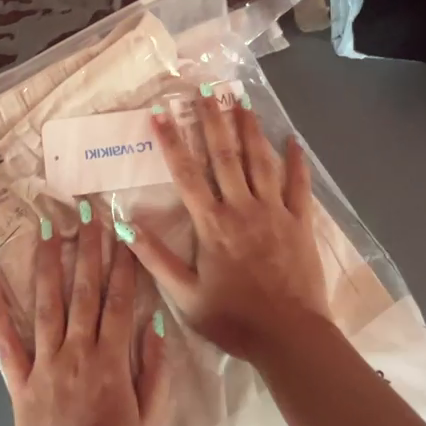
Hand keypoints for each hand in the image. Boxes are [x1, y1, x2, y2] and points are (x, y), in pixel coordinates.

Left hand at [0, 204, 169, 425]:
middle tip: (87, 209)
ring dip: (47, 262)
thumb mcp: (151, 423)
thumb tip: (157, 324)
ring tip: (47, 226)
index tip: (123, 228)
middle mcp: (77, 351)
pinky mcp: (19, 382)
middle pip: (84, 290)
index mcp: (112, 361)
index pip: (120, 300)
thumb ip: (156, 372)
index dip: (123, 262)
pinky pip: (6, 342)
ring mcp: (45, 363)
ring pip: (46, 304)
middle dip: (88, 246)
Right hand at [126, 91, 329, 361]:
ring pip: (260, 161)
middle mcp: (242, 208)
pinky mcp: (300, 222)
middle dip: (214, 119)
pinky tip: (293, 140)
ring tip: (241, 101)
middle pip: (225, 155)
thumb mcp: (185, 296)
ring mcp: (275, 211)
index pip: (186, 174)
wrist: (290, 337)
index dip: (172, 141)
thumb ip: (156, 259)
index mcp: (211, 224)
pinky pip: (298, 185)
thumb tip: (125, 225)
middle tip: (207, 89)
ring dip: (250, 129)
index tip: (161, 113)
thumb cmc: (234, 319)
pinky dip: (296, 161)